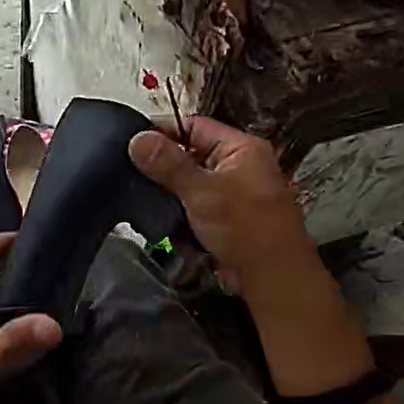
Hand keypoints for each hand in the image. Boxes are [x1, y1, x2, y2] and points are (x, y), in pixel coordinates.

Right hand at [127, 117, 316, 294]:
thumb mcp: (202, 191)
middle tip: (131, 175)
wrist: (272, 276)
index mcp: (240, 149)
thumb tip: (137, 139)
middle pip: (189, 157)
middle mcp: (237, 167)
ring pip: (187, 186)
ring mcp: (230, 195)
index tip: (131, 142)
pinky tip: (163, 225)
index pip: (194, 127)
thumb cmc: (245, 227)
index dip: (163, 132)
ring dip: (169, 197)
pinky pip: (193, 209)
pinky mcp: (223, 220)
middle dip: (163, 170)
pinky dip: (179, 217)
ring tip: (142, 201)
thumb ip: (168, 164)